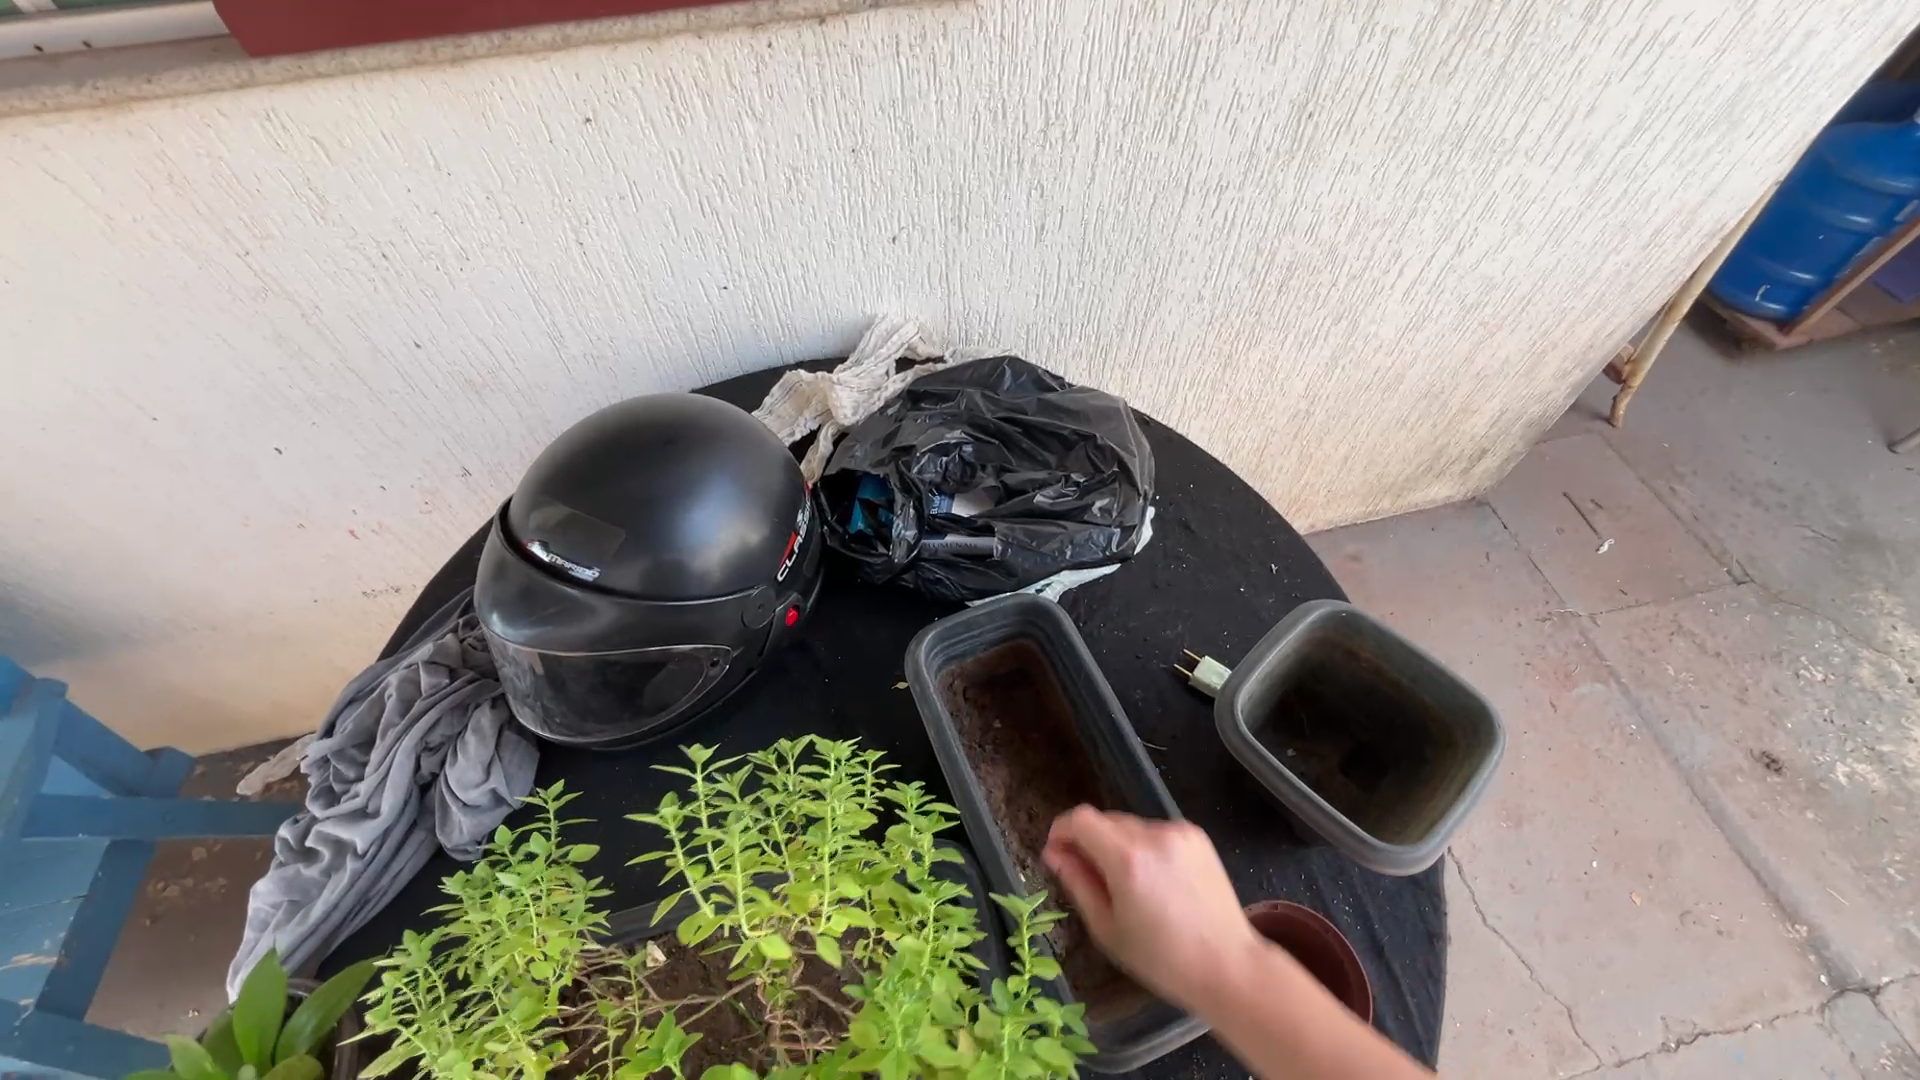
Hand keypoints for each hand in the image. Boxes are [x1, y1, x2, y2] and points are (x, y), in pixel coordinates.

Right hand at [1041, 805, 1267, 1013]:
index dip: (1062, 830)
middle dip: (1090, 842)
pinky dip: (1145, 847)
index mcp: (1127, 859)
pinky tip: (1156, 880)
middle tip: (1091, 877)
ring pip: (1130, 826)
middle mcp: (1153, 835)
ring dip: (1118, 845)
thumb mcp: (1107, 928)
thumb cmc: (1162, 959)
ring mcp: (1178, 831)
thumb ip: (1077, 882)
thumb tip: (1054, 852)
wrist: (1229, 967)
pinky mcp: (1196, 835)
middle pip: (1104, 820)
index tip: (1057, 852)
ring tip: (1130, 885)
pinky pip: (1155, 831)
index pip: (1080, 819)